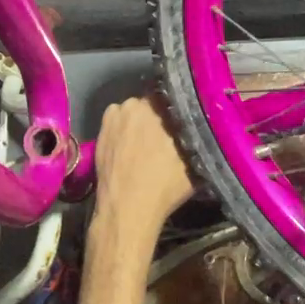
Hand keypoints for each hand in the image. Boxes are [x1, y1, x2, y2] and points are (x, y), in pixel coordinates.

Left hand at [92, 98, 193, 245]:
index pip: (174, 96)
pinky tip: (127, 144)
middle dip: (158, 115)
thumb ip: (197, 137)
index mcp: (163, 106)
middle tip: (165, 134)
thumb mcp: (195, 162)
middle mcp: (138, 103)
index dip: (178, 109)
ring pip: (133, 111)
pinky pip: (117, 119)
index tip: (182, 121)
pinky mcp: (101, 127)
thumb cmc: (165, 185)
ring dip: (139, 121)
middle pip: (152, 103)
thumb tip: (203, 127)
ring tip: (144, 142)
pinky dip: (122, 127)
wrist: (127, 206)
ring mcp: (117, 114)